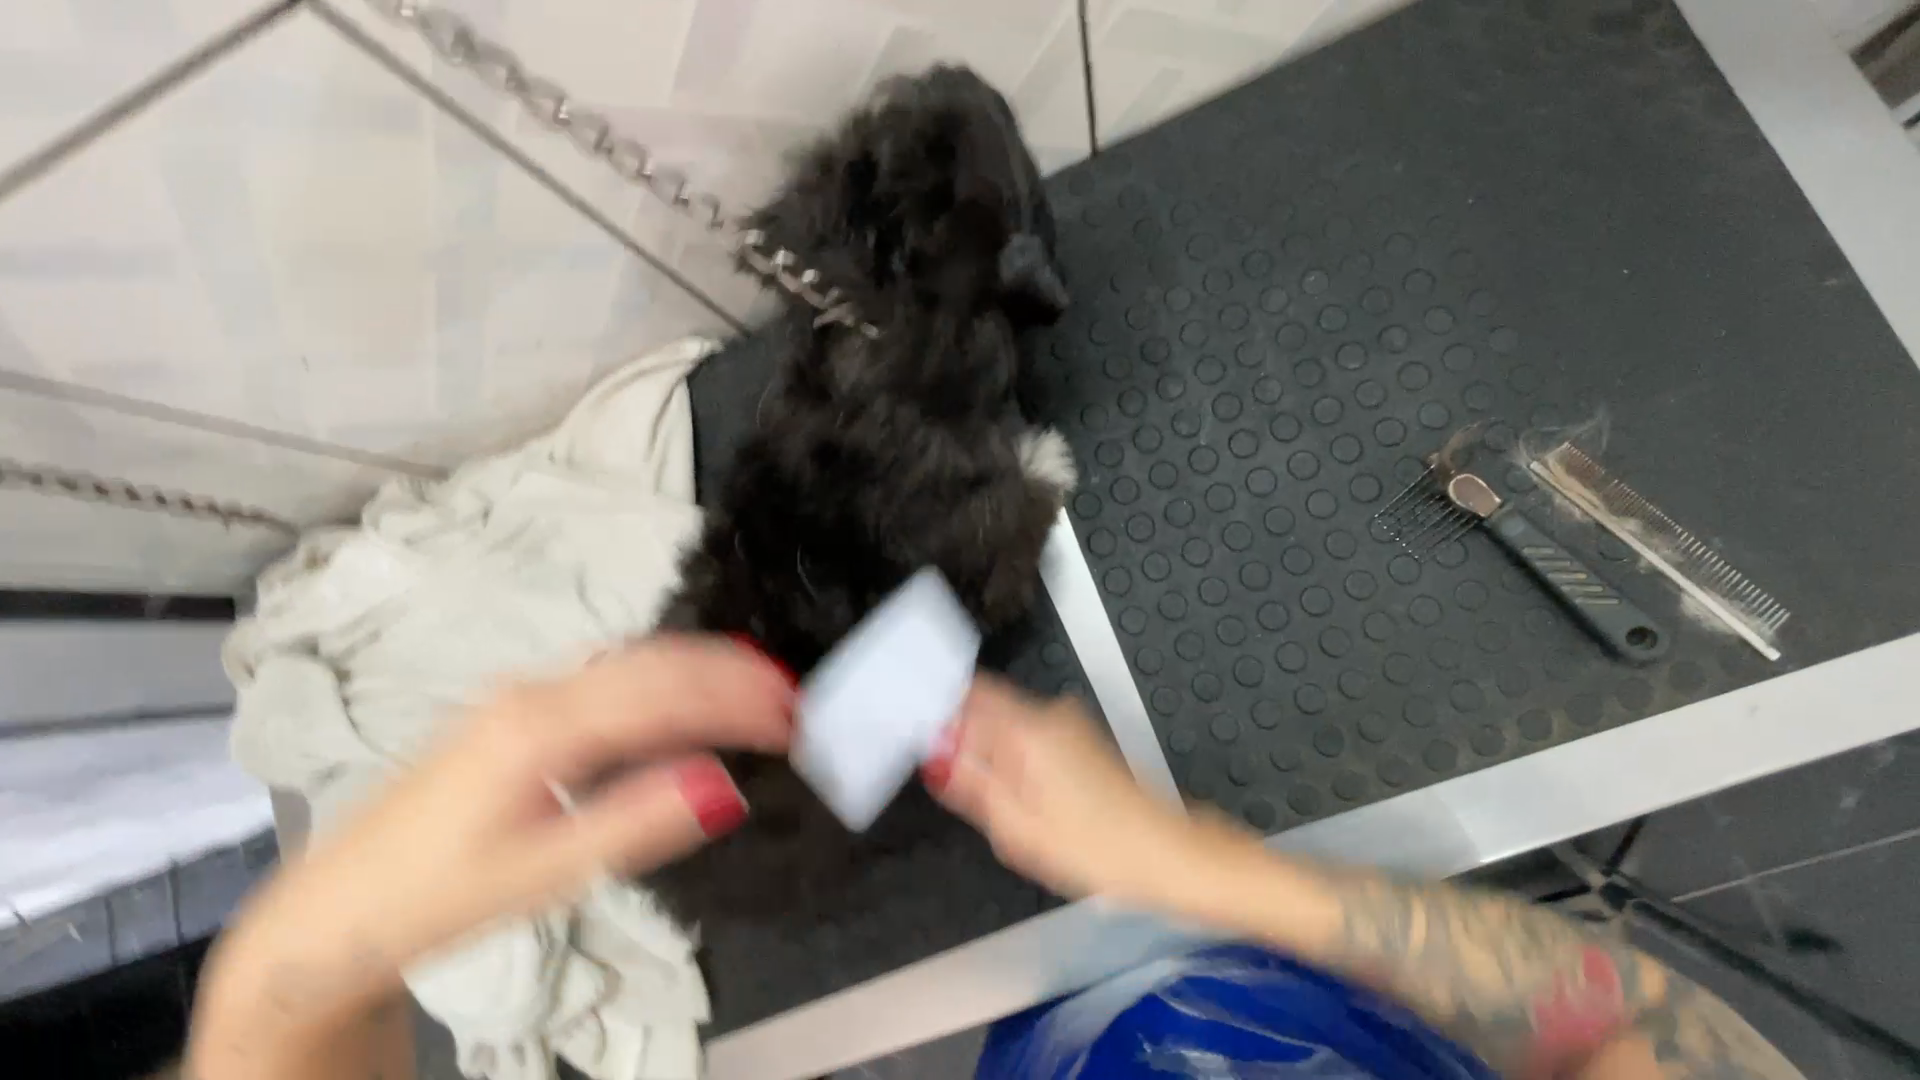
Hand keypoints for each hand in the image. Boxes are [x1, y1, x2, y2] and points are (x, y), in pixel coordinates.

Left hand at [274, 634, 796, 956]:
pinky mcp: (521, 710)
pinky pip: (611, 675)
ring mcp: (525, 694)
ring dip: (701, 668)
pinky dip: (666, 677)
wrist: (329, 910)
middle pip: (654, 662)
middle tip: (793, 698)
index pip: (663, 694)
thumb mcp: (539, 874)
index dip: (735, 701)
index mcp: (541, 726)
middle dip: (730, 674)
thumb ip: (634, 824)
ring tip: (759, 686)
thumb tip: (724, 786)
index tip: (792, 719)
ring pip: (633, 660)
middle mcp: (537, 691)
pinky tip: (688, 692)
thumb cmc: (435, 897)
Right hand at [923, 676, 1246, 910]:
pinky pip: (1031, 739)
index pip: (967, 695)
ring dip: (992, 755)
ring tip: (1003, 805)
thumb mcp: (1017, 829)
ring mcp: (1069, 724)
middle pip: (987, 710)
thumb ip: (971, 785)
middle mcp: (1050, 715)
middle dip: (966, 740)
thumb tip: (937, 757)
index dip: (938, 709)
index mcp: (1029, 730)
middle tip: (960, 784)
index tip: (919, 730)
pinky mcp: (1081, 738)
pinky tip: (1029, 803)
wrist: (1167, 854)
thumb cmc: (1100, 848)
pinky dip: (1017, 761)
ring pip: (1008, 727)